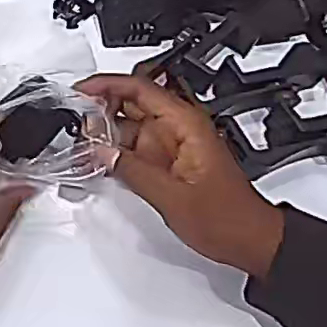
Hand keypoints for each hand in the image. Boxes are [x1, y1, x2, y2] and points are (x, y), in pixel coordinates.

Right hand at [76, 73, 285, 279]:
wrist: (251, 242)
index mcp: (184, 123)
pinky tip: (97, 161)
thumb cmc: (229, 217)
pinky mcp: (165, 162)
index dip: (106, 85)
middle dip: (100, 110)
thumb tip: (101, 152)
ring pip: (128, 126)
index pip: (139, 88)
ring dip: (104, 133)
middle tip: (75, 122)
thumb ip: (132, 170)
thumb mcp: (172, 196)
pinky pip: (133, 148)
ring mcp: (170, 144)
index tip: (81, 90)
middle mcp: (176, 128)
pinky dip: (114, 152)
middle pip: (130, 104)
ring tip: (81, 146)